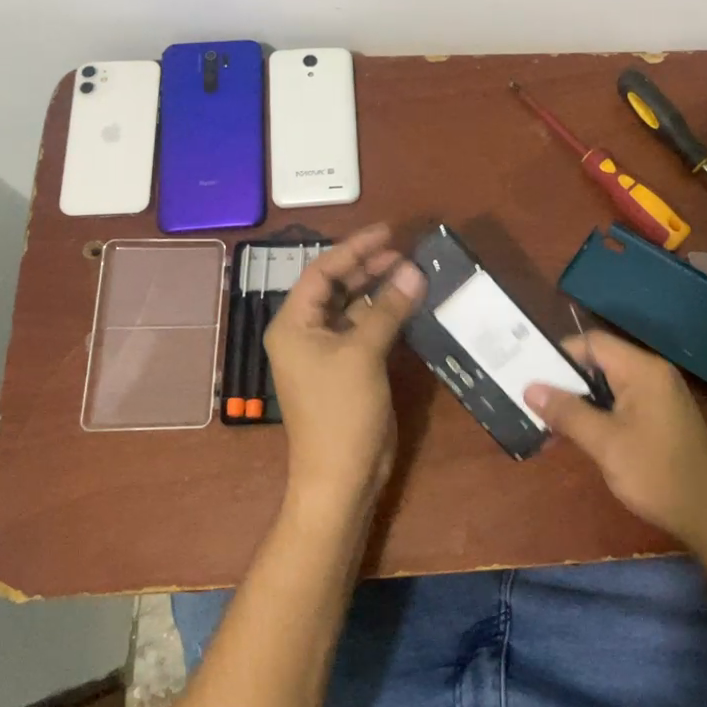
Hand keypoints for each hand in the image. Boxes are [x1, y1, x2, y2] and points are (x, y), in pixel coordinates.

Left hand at [264, 224, 426, 516]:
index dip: (354, 248)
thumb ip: (387, 309)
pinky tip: (409, 305)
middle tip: (406, 252)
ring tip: (412, 273)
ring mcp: (326, 353)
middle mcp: (305, 333)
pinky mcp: (348, 370)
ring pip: (353, 309)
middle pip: (336, 287)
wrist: (341, 474)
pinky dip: (385, 316)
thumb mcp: (363, 354)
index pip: (321, 272)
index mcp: (293, 324)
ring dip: (380, 291)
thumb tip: (414, 270)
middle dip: (369, 267)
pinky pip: (365, 331)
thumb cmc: (341, 411)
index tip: (389, 232)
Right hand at [525, 332, 706, 544]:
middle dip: (564, 381)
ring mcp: (658, 396)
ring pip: (607, 385)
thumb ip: (567, 412)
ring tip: (545, 423)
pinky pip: (621, 402)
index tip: (530, 377)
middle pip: (599, 362)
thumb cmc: (655, 473)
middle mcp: (652, 374)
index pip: (592, 343)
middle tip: (530, 402)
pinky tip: (575, 435)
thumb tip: (531, 389)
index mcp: (643, 370)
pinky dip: (596, 413)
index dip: (559, 355)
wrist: (705, 513)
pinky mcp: (659, 417)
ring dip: (578, 401)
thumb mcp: (605, 443)